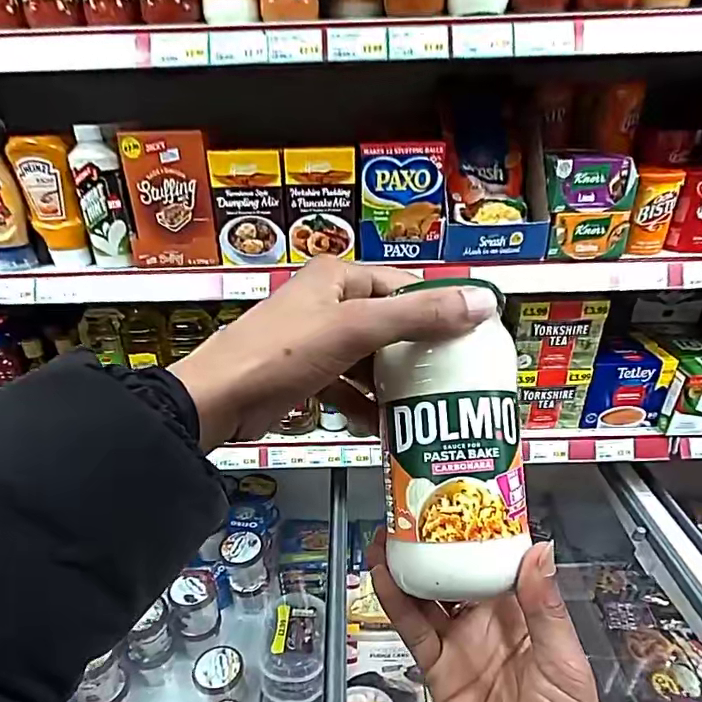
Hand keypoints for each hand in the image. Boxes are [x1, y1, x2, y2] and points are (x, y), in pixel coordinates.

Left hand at [167, 258, 498, 449]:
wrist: (220, 402)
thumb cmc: (279, 354)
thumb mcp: (354, 329)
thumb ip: (418, 316)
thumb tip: (481, 302)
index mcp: (338, 278)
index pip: (404, 286)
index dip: (438, 310)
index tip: (469, 339)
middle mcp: (328, 303)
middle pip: (389, 325)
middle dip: (417, 353)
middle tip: (451, 377)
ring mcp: (316, 341)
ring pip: (370, 359)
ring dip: (392, 383)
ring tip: (424, 404)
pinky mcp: (307, 375)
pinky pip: (348, 386)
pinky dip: (365, 403)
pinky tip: (383, 423)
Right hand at [370, 536, 611, 701]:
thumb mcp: (564, 669)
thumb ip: (544, 611)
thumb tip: (537, 552)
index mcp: (528, 617)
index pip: (501, 563)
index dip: (483, 533)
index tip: (467, 501)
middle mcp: (491, 625)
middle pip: (459, 573)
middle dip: (438, 544)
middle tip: (417, 512)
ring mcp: (462, 645)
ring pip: (429, 596)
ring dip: (410, 567)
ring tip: (391, 537)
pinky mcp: (438, 670)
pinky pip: (414, 630)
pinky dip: (397, 604)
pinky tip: (384, 580)